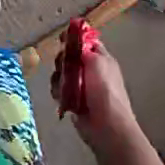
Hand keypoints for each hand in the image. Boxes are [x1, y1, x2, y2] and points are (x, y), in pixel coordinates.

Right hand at [52, 37, 145, 154]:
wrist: (106, 125)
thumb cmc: (104, 90)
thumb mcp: (97, 62)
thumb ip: (83, 49)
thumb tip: (74, 40)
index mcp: (101, 59)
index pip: (86, 42)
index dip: (74, 39)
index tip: (62, 39)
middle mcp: (91, 71)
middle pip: (70, 58)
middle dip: (62, 61)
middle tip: (62, 66)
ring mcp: (82, 86)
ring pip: (62, 74)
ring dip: (58, 78)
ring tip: (62, 86)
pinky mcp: (73, 101)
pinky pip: (60, 90)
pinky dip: (58, 92)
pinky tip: (60, 97)